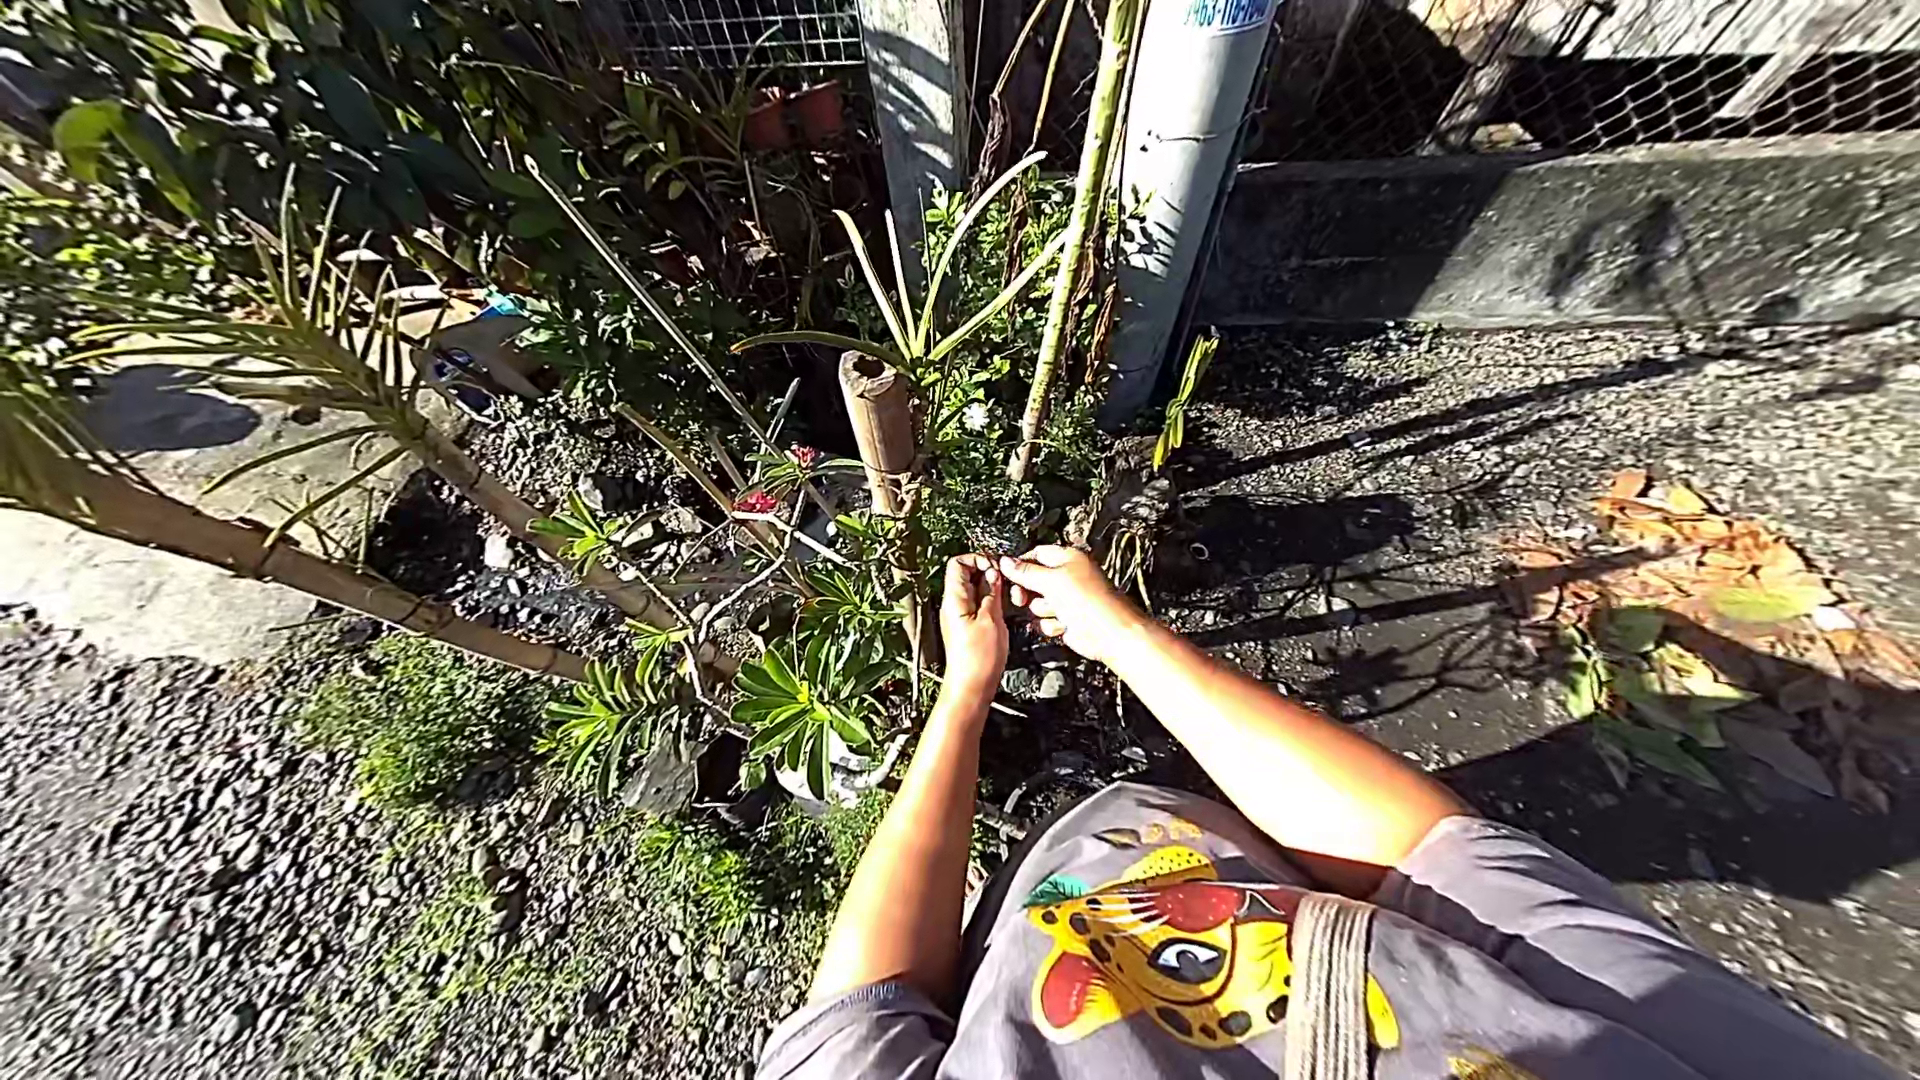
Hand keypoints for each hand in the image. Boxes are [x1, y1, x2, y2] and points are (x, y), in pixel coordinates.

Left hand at [939, 554, 1007, 698]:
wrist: (971, 688)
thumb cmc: (978, 661)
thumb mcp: (992, 620)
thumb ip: (992, 593)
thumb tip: (994, 573)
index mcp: (953, 600)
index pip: (958, 563)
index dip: (978, 559)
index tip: (996, 567)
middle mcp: (952, 605)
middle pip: (966, 574)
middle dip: (987, 573)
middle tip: (1004, 582)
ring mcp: (958, 615)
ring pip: (973, 589)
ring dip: (990, 588)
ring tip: (1005, 597)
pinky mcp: (966, 626)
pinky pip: (977, 604)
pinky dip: (990, 601)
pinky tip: (1001, 610)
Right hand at [998, 546, 1146, 665]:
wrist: (1109, 634)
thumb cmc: (1091, 602)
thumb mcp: (1052, 580)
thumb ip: (1026, 572)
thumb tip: (1006, 562)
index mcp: (1067, 559)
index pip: (1035, 555)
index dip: (1020, 565)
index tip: (1006, 574)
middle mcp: (1066, 577)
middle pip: (1031, 580)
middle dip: (1027, 591)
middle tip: (1022, 597)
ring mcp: (1066, 600)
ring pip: (1036, 603)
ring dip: (1043, 610)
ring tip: (1057, 611)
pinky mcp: (1065, 620)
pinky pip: (1044, 621)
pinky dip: (1051, 625)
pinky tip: (1064, 625)